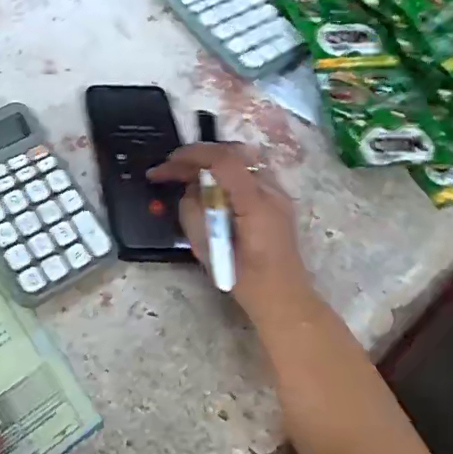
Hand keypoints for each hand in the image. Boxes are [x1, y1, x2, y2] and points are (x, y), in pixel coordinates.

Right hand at [146, 142, 317, 329]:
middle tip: (170, 169)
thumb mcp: (208, 248)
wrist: (284, 300)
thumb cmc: (243, 280)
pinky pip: (246, 174)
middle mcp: (271, 191)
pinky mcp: (275, 200)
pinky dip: (223, 173)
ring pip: (240, 161)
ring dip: (209, 163)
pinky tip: (207, 188)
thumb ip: (194, 211)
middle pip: (232, 153)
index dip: (193, 154)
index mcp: (256, 203)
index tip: (168, 162)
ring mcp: (277, 194)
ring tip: (185, 177)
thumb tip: (189, 190)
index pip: (224, 160)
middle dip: (197, 156)